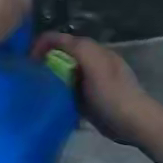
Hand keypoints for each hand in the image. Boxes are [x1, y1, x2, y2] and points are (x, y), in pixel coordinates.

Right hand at [32, 33, 162, 145]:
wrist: (134, 123)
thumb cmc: (112, 95)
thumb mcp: (95, 66)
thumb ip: (78, 48)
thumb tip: (53, 42)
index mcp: (93, 51)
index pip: (61, 39)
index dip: (42, 45)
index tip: (28, 62)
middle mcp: (91, 62)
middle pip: (61, 55)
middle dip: (43, 61)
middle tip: (30, 77)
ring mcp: (90, 80)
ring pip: (63, 72)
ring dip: (50, 77)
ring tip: (36, 89)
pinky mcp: (89, 98)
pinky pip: (68, 89)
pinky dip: (58, 92)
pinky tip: (52, 101)